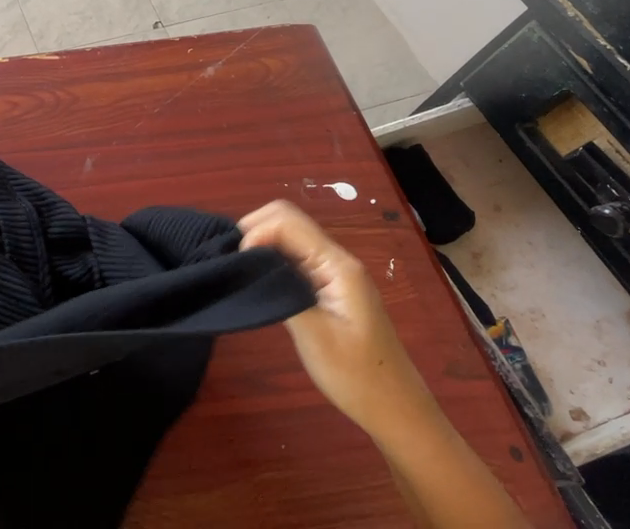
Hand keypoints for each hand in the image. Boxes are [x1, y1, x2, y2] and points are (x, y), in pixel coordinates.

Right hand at [238, 200, 435, 437]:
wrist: (396, 410)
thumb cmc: (355, 376)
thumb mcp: (314, 335)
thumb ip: (281, 292)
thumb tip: (249, 261)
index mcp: (337, 266)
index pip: (287, 222)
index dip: (255, 233)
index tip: (238, 264)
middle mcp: (336, 260)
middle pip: (287, 220)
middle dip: (253, 230)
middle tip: (233, 263)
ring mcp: (334, 273)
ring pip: (289, 236)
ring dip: (260, 243)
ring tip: (239, 272)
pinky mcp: (328, 287)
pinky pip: (294, 257)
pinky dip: (270, 259)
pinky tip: (258, 282)